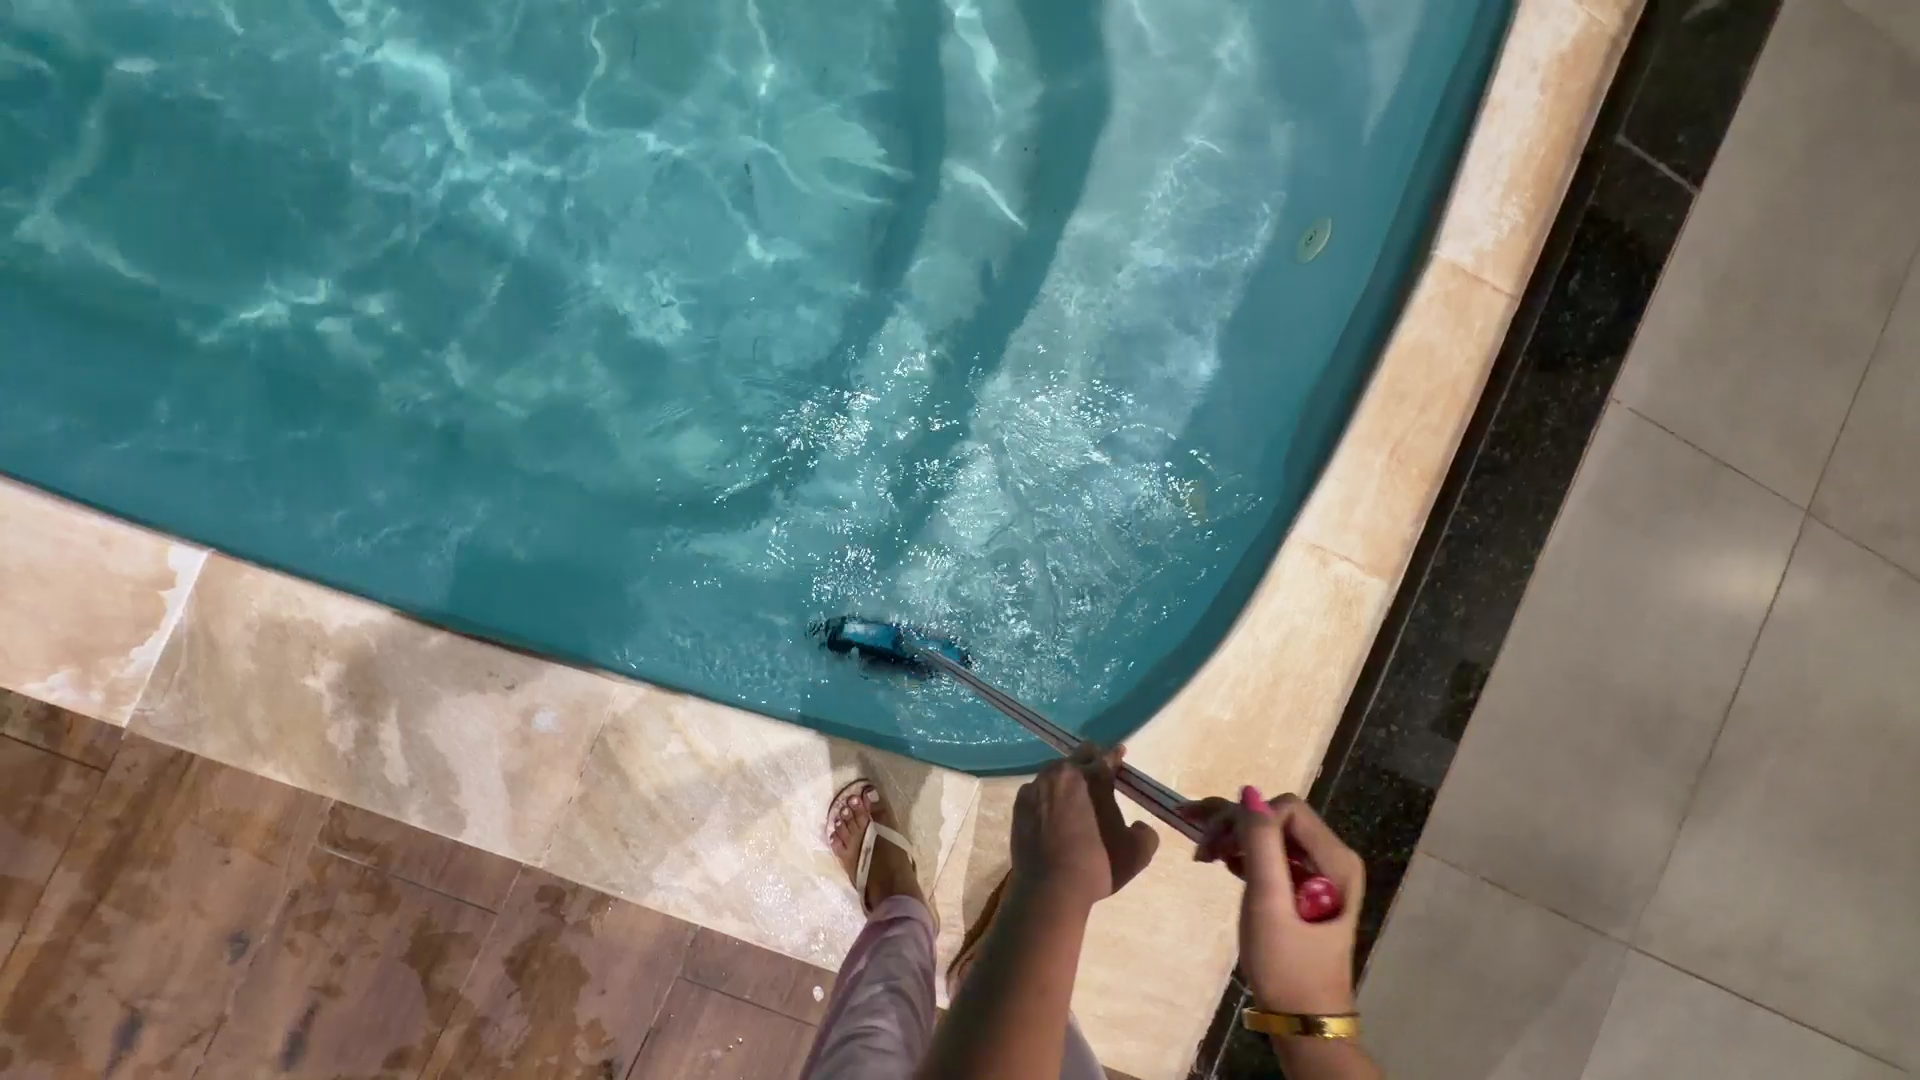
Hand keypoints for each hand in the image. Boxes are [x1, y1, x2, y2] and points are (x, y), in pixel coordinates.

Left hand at [1010, 743, 1159, 911]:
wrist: (1050, 888)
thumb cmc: (1097, 866)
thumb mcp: (1136, 854)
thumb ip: (1145, 834)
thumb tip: (1139, 826)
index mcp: (1093, 778)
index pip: (1108, 757)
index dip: (1116, 755)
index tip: (1119, 754)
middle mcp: (1063, 773)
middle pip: (1079, 756)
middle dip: (1091, 759)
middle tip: (1097, 768)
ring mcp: (1037, 785)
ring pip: (1055, 771)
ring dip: (1067, 776)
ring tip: (1073, 790)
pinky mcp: (1020, 802)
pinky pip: (1037, 789)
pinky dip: (1046, 793)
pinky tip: (1050, 808)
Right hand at [1183, 788, 1364, 1014]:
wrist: (1301, 1019)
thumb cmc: (1286, 964)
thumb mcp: (1267, 902)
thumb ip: (1260, 844)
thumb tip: (1248, 792)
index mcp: (1334, 860)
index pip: (1285, 808)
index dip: (1246, 819)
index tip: (1215, 847)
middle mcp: (1331, 858)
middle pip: (1275, 816)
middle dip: (1234, 824)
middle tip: (1200, 849)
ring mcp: (1319, 871)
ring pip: (1269, 831)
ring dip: (1233, 835)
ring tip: (1202, 853)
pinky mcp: (1302, 884)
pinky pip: (1270, 851)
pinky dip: (1242, 851)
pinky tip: (1221, 862)